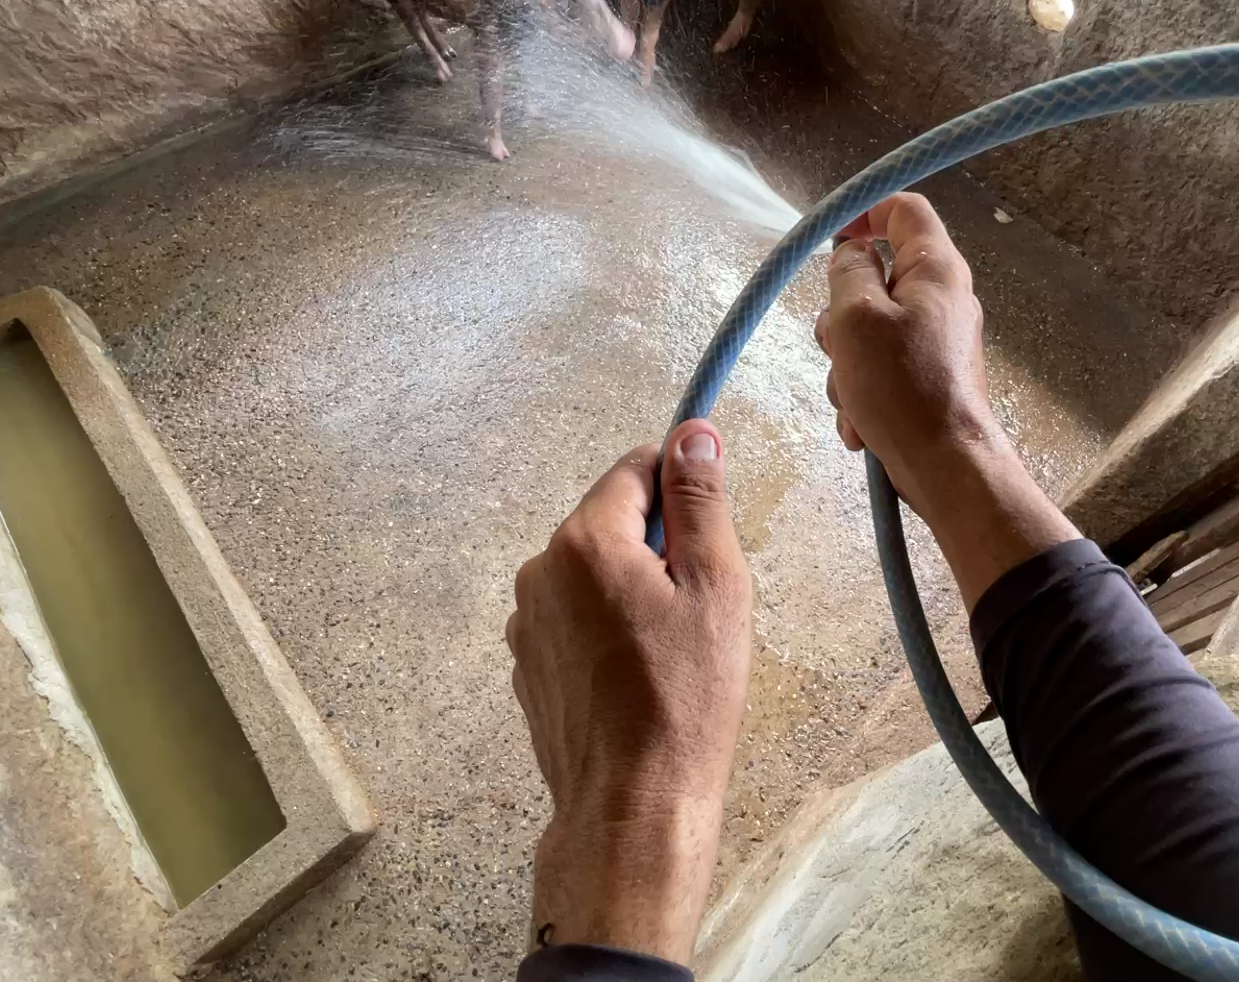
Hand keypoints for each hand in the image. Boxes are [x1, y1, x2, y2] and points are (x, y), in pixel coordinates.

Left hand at [508, 419, 752, 962]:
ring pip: (591, 566)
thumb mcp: (714, 586)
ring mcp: (524, 617)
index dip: (678, 484)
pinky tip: (631, 670)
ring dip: (629, 582)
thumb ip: (699, 500)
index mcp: (585, 540)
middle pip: (610, 518)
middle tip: (695, 600)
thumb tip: (692, 432)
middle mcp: (540, 568)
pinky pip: (571, 611)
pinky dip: (603, 620)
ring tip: (666, 643)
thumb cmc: (686, 695)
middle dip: (655, 542)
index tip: (706, 523)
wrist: (631, 805)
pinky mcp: (524, 659)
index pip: (635, 468)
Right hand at [815, 193, 1077, 606]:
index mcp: (934, 269)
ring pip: (868, 331)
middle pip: (874, 280)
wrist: (944, 464)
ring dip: (846, 363)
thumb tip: (851, 256)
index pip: (902, 209)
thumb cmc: (900, 385)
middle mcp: (940, 299)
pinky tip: (863, 422)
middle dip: (841, 315)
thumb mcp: (856, 318)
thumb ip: (848, 274)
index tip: (832, 240)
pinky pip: (879, 368)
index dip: (863, 214)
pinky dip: (863, 390)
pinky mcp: (925, 377)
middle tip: (837, 343)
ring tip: (853, 396)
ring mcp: (933, 341)